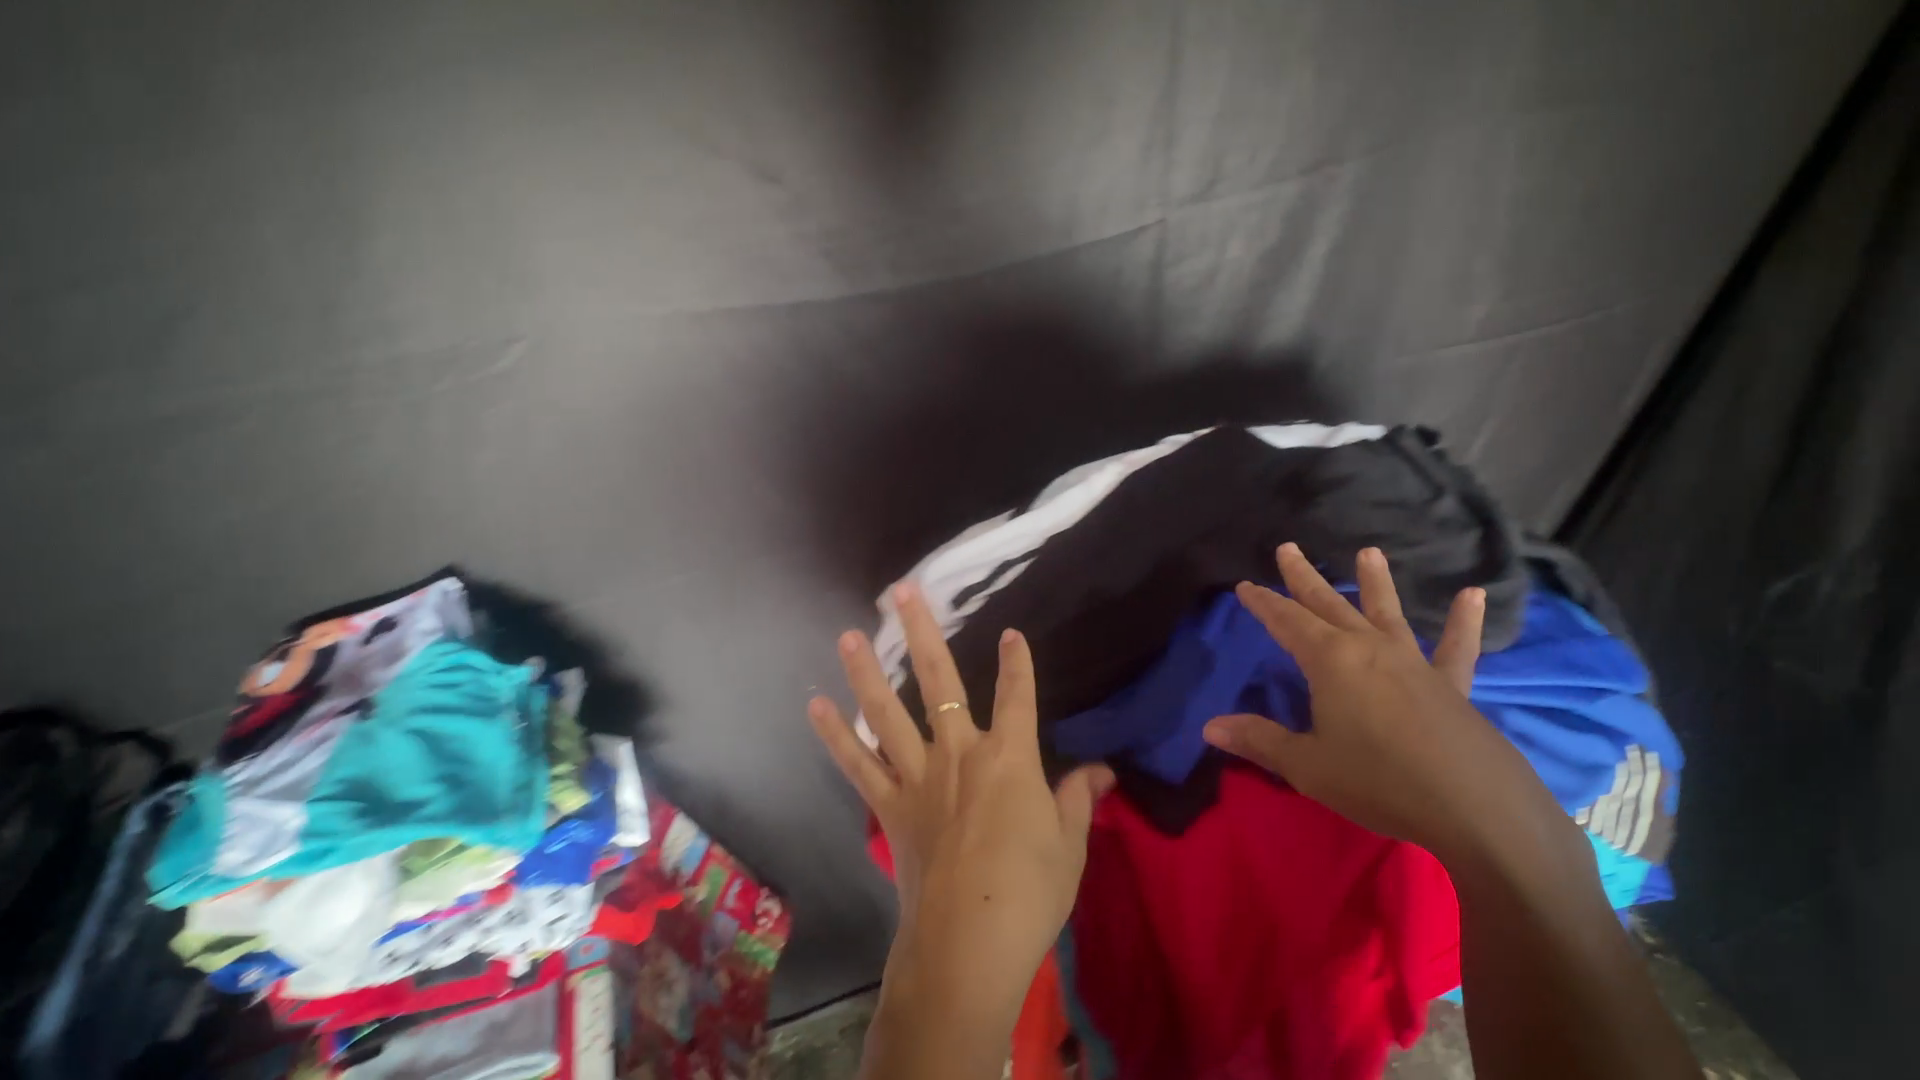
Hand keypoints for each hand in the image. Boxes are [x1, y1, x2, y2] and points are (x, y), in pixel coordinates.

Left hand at [808, 582, 1112, 1054]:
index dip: (1018, 663)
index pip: (1018, 697)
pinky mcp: (890, 807)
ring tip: (847, 634)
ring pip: (888, 713)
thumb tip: (1101, 771)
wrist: (969, 941)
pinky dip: (836, 735)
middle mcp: (960, 754)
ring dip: (867, 671)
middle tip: (902, 592)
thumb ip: (1078, 799)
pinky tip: (816, 705)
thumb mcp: (1069, 845)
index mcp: (1010, 758)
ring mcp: (919, 778)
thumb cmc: (1030, 892)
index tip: (1012, 633)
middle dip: (923, 633)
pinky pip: (858, 764)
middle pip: (940, 683)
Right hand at [1203, 543, 1562, 864]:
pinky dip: (1464, 622)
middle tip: (1288, 548)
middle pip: (1329, 605)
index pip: (1287, 622)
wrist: (1473, 807)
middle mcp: (1370, 649)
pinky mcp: (1451, 686)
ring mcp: (1414, 663)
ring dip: (1375, 583)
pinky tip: (1473, 596)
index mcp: (1331, 661)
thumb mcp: (1307, 765)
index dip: (1264, 604)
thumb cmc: (1378, 781)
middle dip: (1304, 579)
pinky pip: (1456, 648)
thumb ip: (1260, 741)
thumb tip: (1210, 727)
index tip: (1244, 586)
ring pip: (1387, 613)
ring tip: (1369, 552)